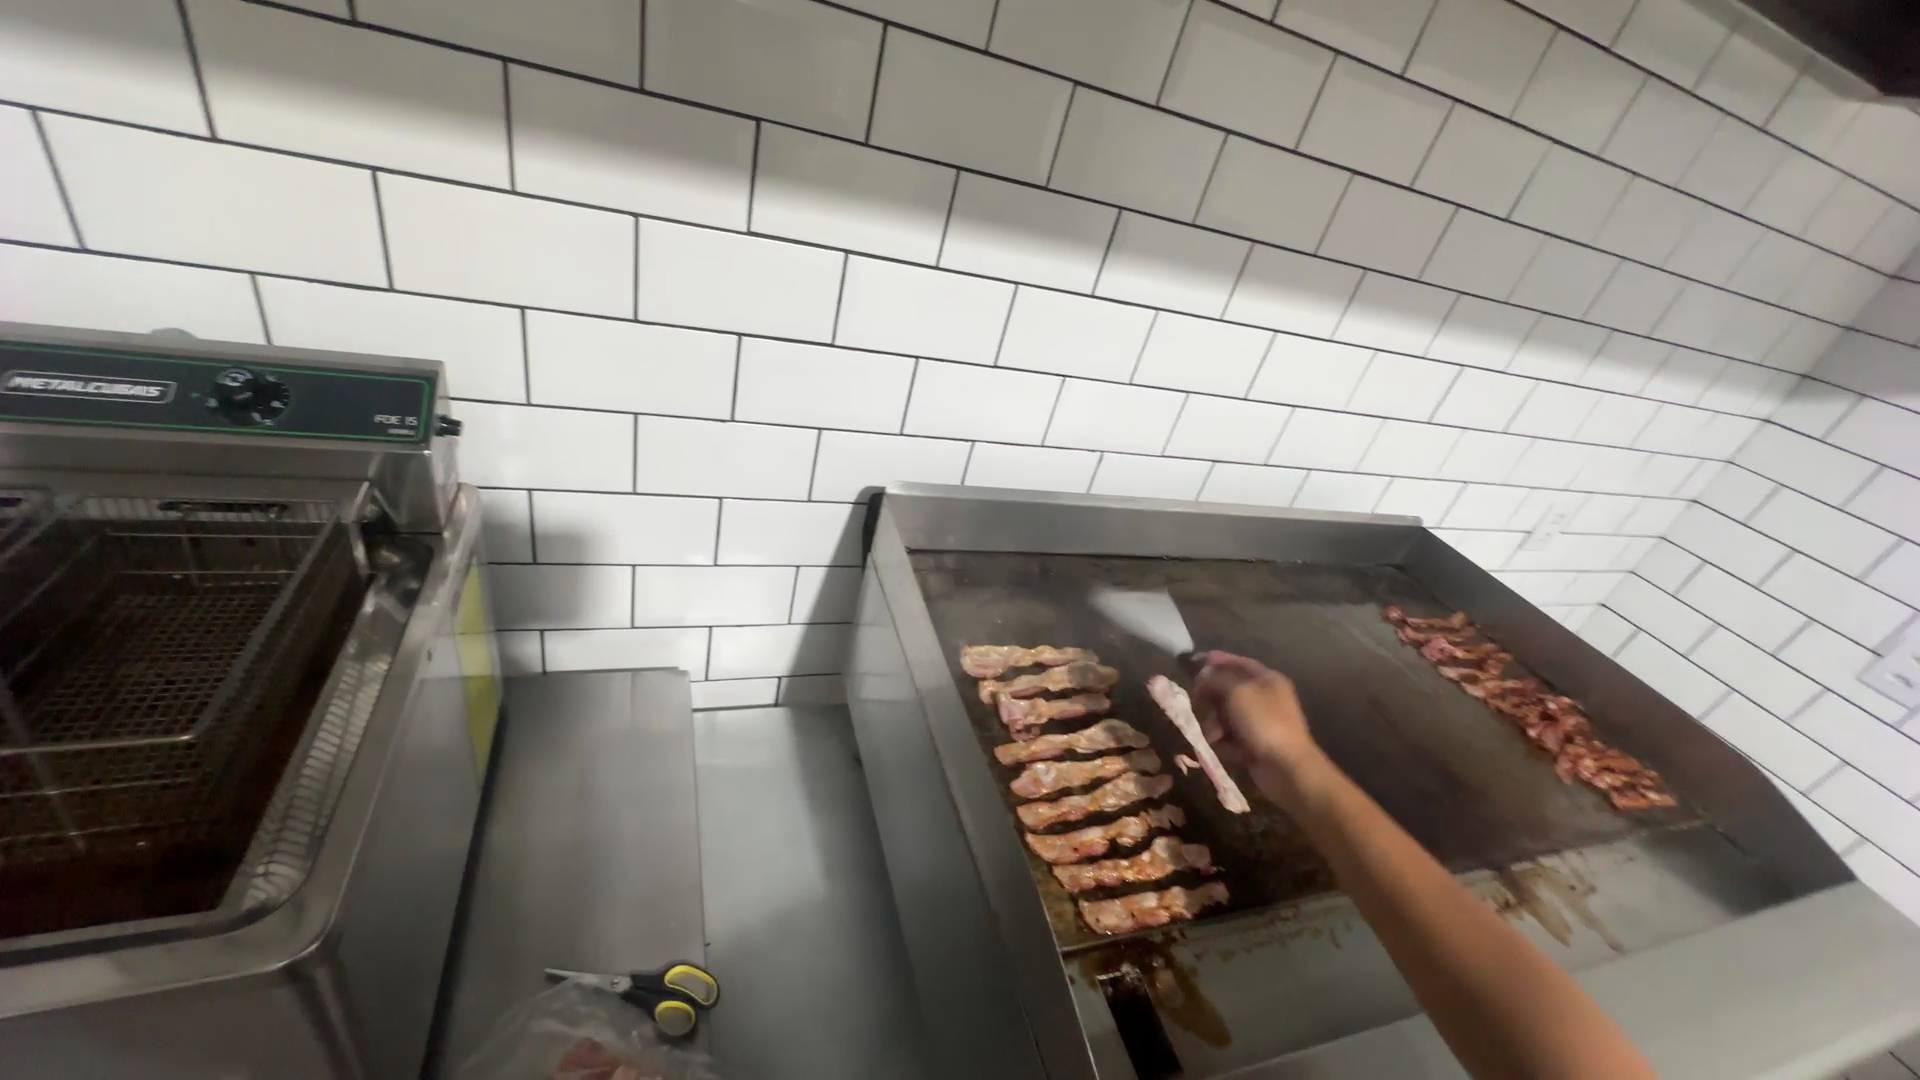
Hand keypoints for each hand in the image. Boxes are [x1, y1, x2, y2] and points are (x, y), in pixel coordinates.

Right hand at [1192, 651, 1324, 805]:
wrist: (1286, 768)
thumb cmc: (1264, 723)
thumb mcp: (1237, 692)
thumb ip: (1216, 679)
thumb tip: (1203, 677)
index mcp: (1267, 679)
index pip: (1238, 662)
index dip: (1215, 660)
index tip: (1192, 662)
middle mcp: (1264, 698)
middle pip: (1227, 690)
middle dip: (1210, 698)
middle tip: (1197, 702)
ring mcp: (1259, 722)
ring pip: (1225, 715)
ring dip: (1214, 724)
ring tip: (1214, 736)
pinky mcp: (1253, 744)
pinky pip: (1229, 736)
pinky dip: (1222, 742)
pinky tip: (1222, 748)